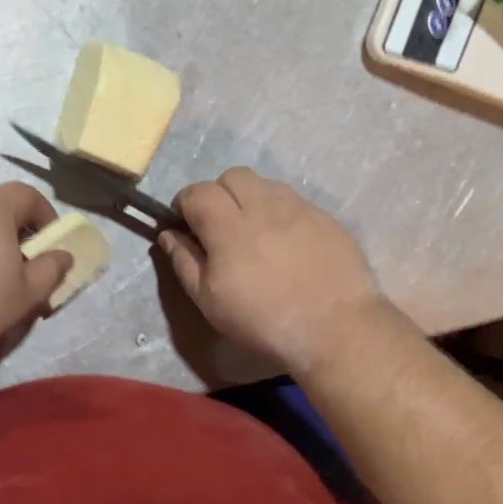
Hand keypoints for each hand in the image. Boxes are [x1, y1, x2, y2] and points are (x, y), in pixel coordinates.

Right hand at [159, 168, 384, 369]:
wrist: (334, 327)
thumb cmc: (261, 320)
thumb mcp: (209, 300)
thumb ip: (184, 262)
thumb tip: (168, 235)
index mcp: (228, 225)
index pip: (197, 192)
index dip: (184, 204)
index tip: (184, 226)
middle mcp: (264, 205)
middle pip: (232, 176)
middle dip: (217, 194)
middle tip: (217, 228)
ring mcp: (299, 208)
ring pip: (265, 184)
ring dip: (249, 200)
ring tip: (252, 234)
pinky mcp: (325, 218)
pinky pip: (293, 201)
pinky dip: (278, 213)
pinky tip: (283, 244)